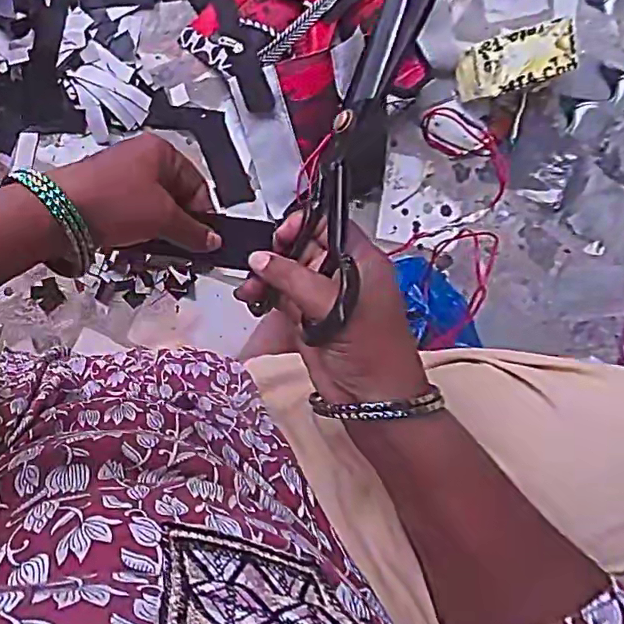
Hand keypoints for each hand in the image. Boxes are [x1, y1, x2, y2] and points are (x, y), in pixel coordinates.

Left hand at [48, 133, 221, 252]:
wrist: (56, 214)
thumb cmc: (106, 199)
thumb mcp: (162, 218)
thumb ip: (192, 231)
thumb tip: (209, 239)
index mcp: (158, 151)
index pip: (196, 183)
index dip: (204, 214)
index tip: (206, 239)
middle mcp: (135, 161)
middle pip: (171, 199)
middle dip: (176, 227)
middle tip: (180, 249)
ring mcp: (115, 180)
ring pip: (147, 213)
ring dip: (152, 235)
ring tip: (151, 251)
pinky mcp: (98, 201)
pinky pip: (125, 220)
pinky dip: (131, 236)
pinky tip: (128, 249)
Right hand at [233, 212, 428, 403]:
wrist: (370, 398)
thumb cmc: (372, 350)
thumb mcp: (335, 305)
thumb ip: (294, 278)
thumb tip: (260, 259)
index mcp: (361, 262)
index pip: (330, 226)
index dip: (304, 225)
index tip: (281, 236)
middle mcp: (340, 275)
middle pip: (301, 247)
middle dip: (275, 253)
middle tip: (260, 263)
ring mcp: (319, 296)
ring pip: (284, 271)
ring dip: (263, 276)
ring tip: (251, 288)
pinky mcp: (303, 316)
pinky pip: (276, 295)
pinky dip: (261, 294)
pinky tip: (252, 298)